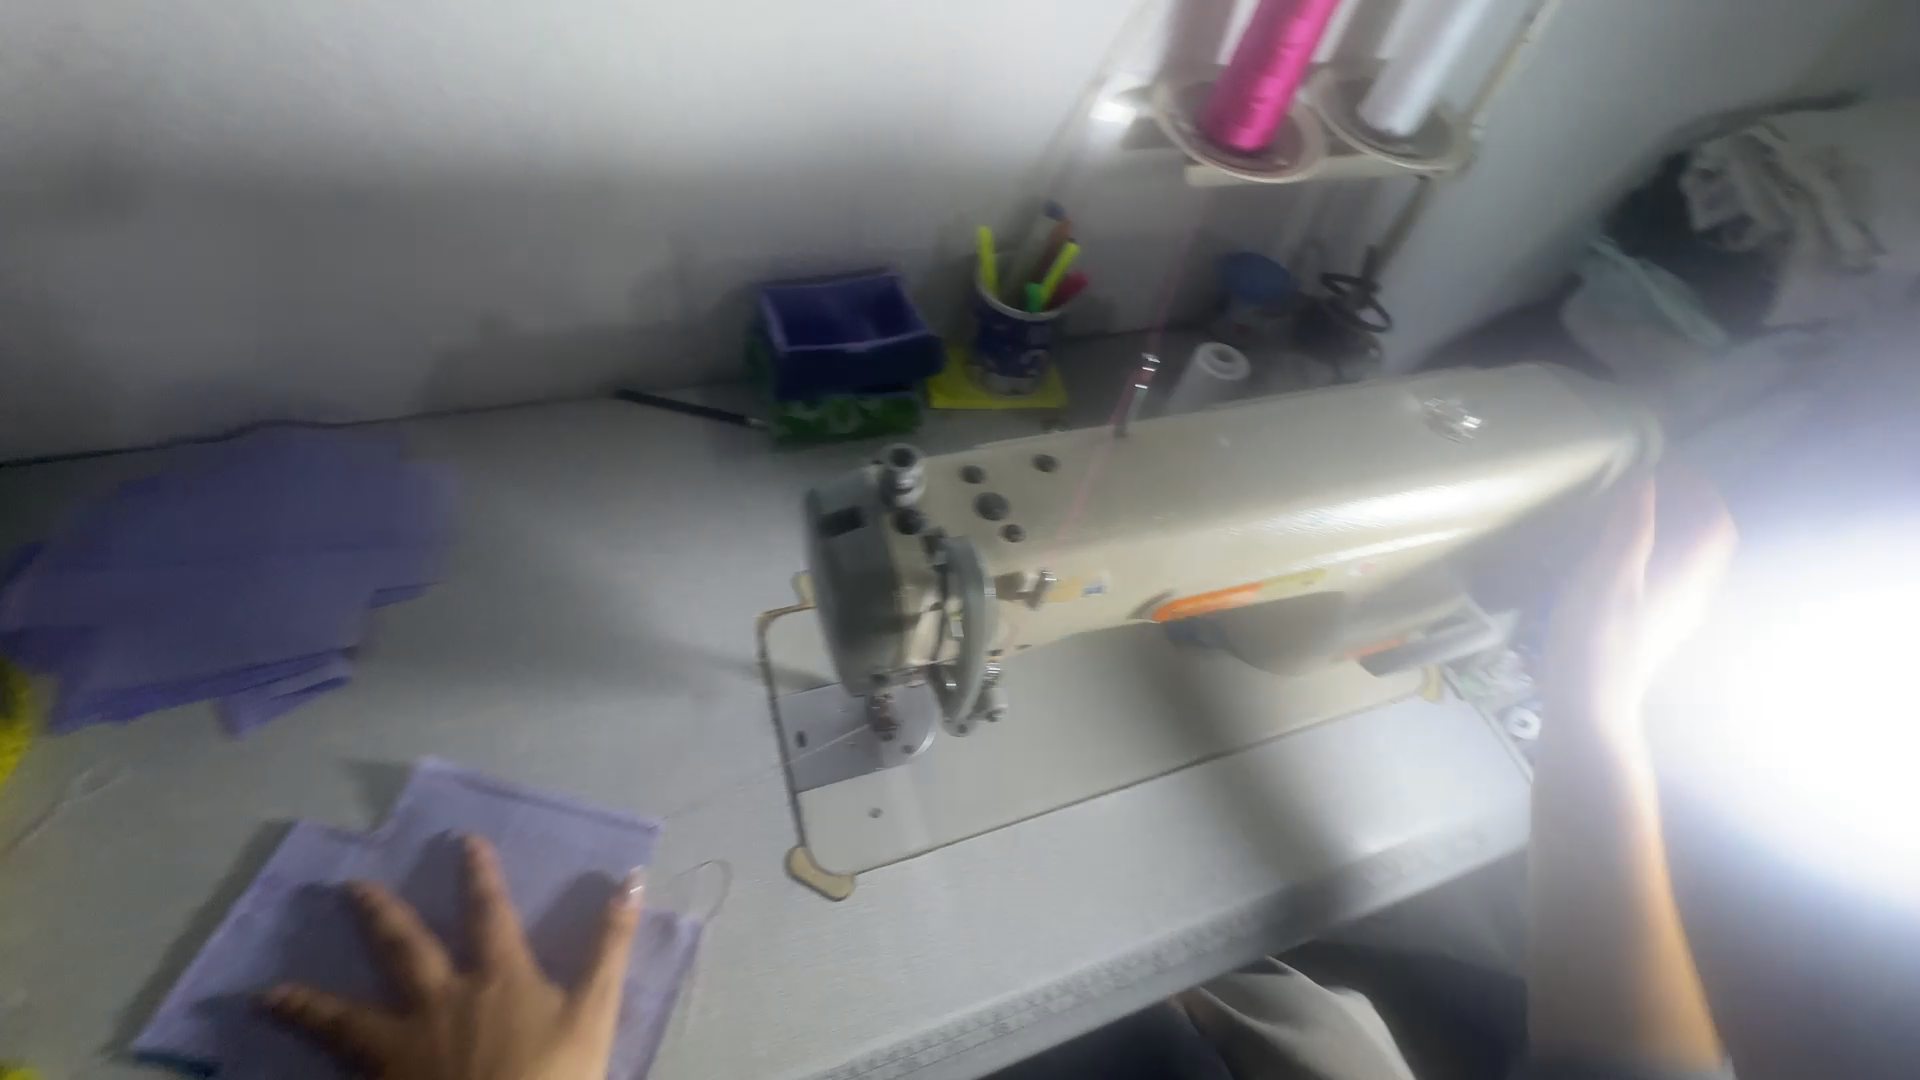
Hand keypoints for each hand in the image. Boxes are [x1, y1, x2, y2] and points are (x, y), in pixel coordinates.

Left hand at [262, 835, 644, 1079]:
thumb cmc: (557, 1073)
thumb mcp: (597, 1006)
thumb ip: (611, 941)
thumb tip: (632, 876)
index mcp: (499, 977)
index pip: (489, 913)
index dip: (480, 875)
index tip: (464, 841)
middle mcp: (443, 1003)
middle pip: (407, 951)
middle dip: (382, 916)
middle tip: (352, 887)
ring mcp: (403, 1052)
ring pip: (349, 1019)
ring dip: (312, 1003)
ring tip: (271, 993)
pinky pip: (339, 1073)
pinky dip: (312, 1064)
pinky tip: (285, 1055)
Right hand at [1542, 469, 1735, 746]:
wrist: (1592, 697)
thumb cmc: (1597, 633)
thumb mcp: (1607, 574)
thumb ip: (1629, 529)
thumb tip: (1645, 483)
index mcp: (1688, 576)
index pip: (1714, 523)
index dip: (1700, 491)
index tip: (1670, 466)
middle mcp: (1694, 592)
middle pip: (1711, 542)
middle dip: (1694, 507)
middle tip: (1658, 486)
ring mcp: (1676, 613)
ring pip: (1693, 561)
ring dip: (1678, 530)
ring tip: (1640, 514)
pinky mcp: (1656, 626)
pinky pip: (1674, 576)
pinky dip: (1661, 552)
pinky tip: (1628, 558)